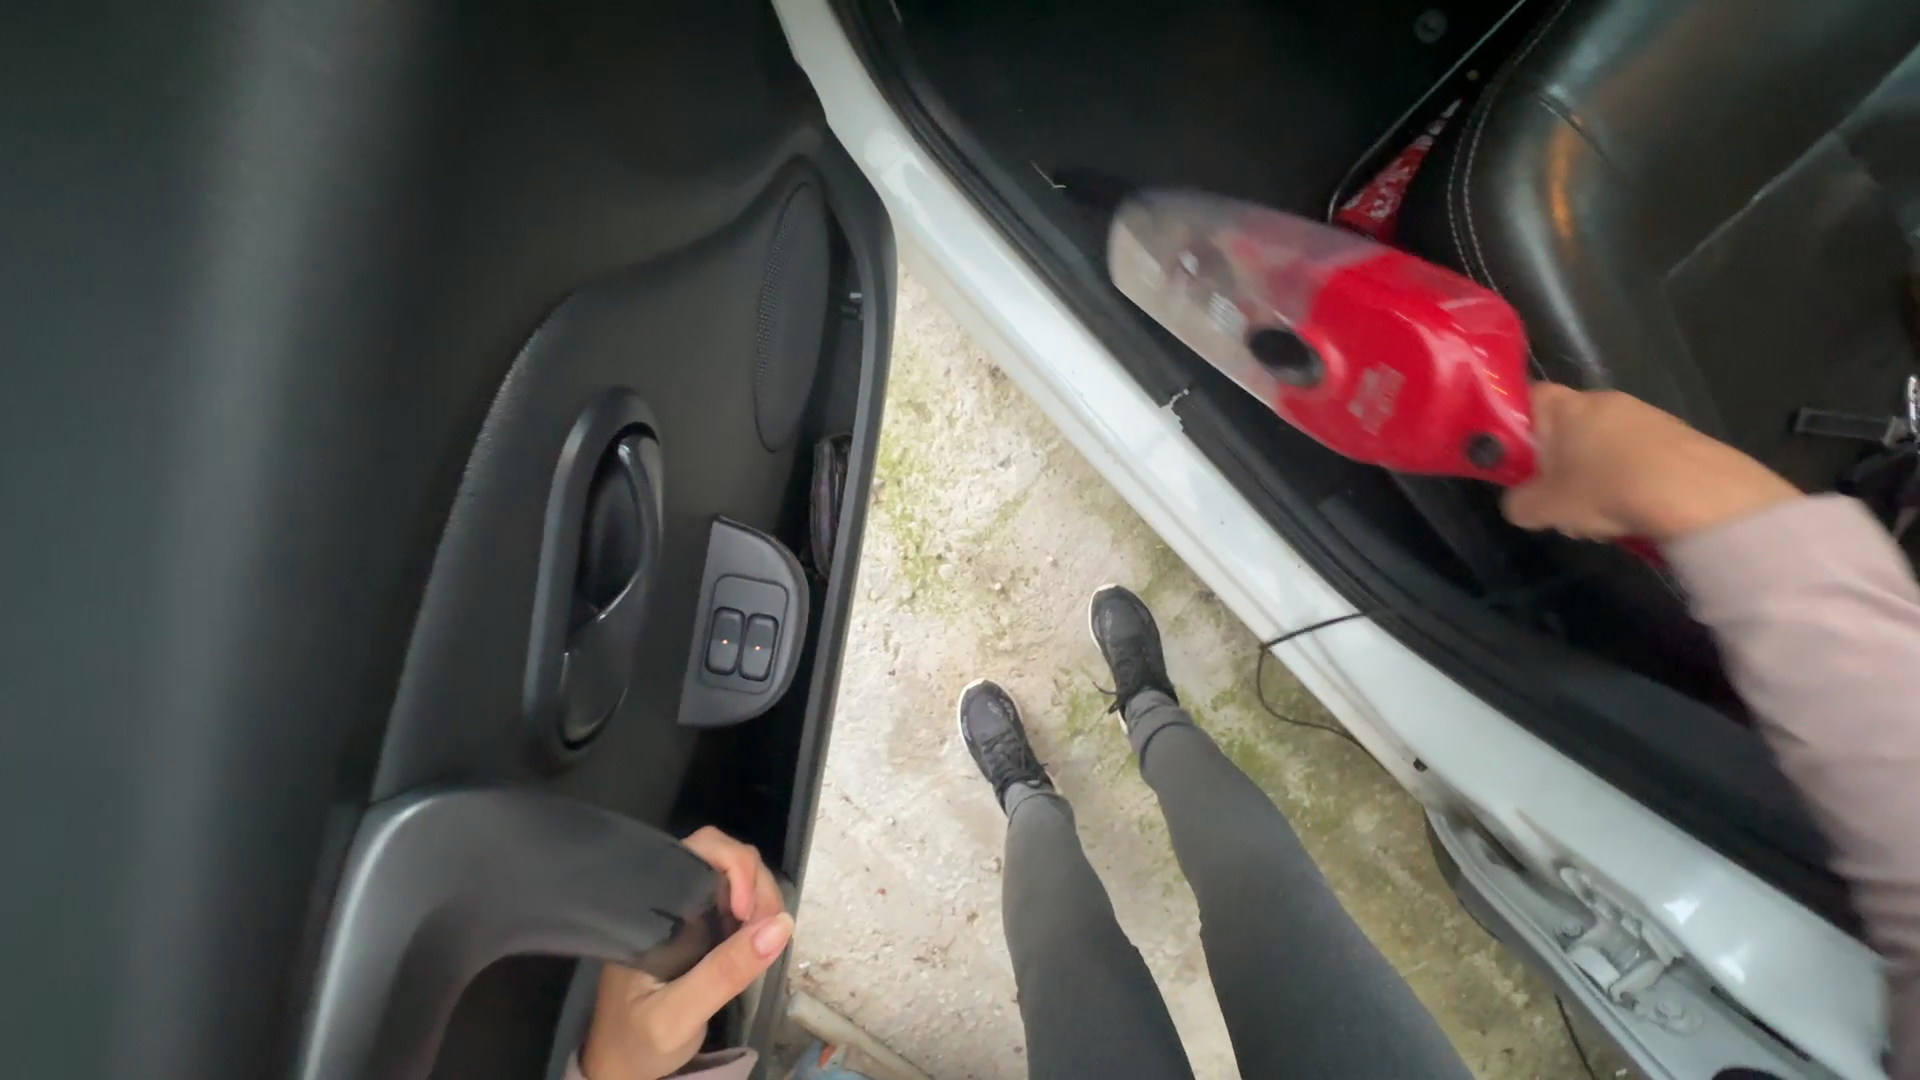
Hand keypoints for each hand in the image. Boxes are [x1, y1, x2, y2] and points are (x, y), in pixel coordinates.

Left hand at [580, 827, 792, 1079]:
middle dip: (757, 884)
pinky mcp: (705, 927)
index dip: (736, 866)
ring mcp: (690, 911)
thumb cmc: (636, 1044)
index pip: (700, 850)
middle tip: (765, 932)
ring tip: (763, 942)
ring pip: (739, 876)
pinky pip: (741, 902)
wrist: (621, 1072)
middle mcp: (672, 897)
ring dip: (762, 900)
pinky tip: (757, 944)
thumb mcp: (677, 1016)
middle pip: (726, 857)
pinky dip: (759, 916)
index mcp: (654, 905)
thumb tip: (782, 924)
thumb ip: (724, 973)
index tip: (747, 913)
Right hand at [1501, 384, 1799, 543]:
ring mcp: (1646, 416)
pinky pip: (1632, 457)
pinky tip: (1628, 510)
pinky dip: (1623, 481)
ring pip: (1596, 445)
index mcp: (1566, 406)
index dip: (1509, 425)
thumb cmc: (1606, 490)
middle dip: (1551, 460)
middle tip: (1548, 494)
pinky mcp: (1678, 438)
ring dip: (1587, 475)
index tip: (1506, 458)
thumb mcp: (1538, 508)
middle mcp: (1605, 400)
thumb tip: (1521, 502)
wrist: (1705, 498)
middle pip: (1561, 427)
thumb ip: (1515, 502)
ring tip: (1594, 513)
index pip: (1524, 398)